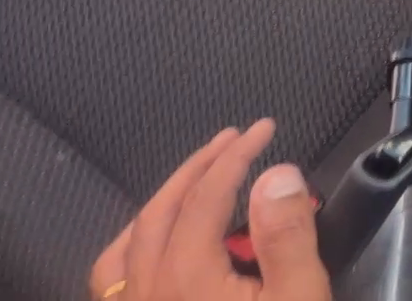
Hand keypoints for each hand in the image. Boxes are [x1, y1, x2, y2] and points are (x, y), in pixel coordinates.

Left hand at [89, 120, 330, 300]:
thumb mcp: (298, 293)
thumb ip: (286, 233)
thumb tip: (275, 171)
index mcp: (186, 280)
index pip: (204, 199)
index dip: (235, 155)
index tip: (267, 127)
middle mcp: (145, 296)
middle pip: (156, 216)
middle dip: (196, 168)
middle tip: (235, 138)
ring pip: (121, 250)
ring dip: (160, 203)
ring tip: (197, 178)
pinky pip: (114, 281)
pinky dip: (138, 243)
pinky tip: (167, 240)